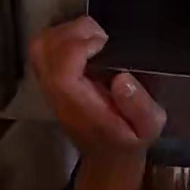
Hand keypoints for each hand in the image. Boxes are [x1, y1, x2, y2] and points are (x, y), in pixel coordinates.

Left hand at [29, 16, 165, 159]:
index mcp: (80, 107)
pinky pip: (45, 50)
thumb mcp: (149, 127)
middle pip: (43, 53)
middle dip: (71, 33)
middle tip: (101, 37)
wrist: (108, 156)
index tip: (104, 43)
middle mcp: (58, 95)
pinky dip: (62, 37)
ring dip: (65, 32)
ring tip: (94, 37)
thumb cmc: (131, 140)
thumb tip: (122, 78)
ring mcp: (51, 87)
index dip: (77, 49)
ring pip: (40, 48)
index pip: (61, 73)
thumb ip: (139, 106)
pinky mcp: (52, 80)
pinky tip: (87, 43)